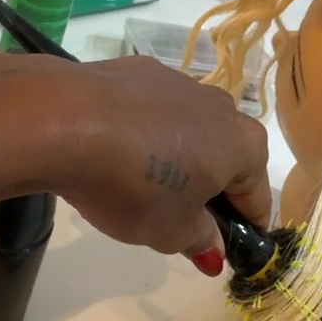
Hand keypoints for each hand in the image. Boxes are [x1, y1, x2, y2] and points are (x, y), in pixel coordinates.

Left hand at [48, 55, 270, 271]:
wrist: (63, 121)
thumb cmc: (131, 185)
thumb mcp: (169, 231)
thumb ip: (201, 240)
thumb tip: (214, 250)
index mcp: (243, 145)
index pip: (258, 199)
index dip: (246, 230)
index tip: (230, 251)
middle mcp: (221, 106)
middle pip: (226, 159)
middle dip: (210, 190)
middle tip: (177, 222)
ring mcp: (180, 82)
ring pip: (189, 132)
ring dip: (176, 158)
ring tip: (138, 185)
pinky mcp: (140, 70)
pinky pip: (153, 111)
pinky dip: (144, 132)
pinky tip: (113, 149)